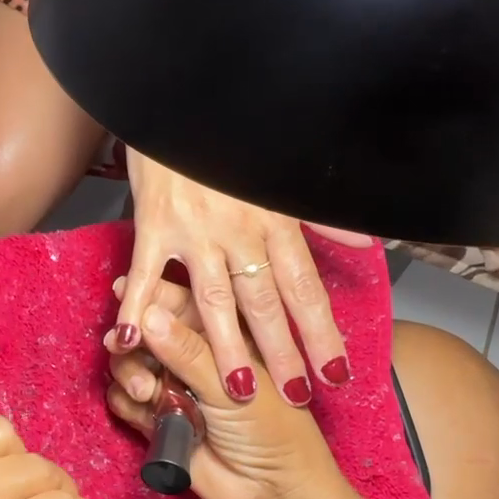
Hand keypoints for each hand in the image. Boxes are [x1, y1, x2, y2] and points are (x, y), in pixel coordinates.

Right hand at [103, 278, 350, 498]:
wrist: (272, 496)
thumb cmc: (270, 430)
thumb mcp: (230, 385)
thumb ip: (187, 351)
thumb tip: (145, 313)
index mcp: (218, 335)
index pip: (175, 303)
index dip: (147, 298)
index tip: (124, 295)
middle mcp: (189, 355)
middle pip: (142, 332)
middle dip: (130, 340)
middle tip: (124, 348)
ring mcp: (169, 386)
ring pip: (127, 364)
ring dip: (127, 373)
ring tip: (144, 392)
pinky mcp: (153, 417)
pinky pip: (122, 399)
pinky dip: (124, 402)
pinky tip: (140, 412)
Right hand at [117, 150, 371, 407]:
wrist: (185, 103)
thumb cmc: (230, 144)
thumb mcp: (282, 176)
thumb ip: (320, 218)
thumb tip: (368, 245)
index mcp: (275, 221)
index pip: (304, 286)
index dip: (321, 331)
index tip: (336, 372)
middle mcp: (241, 232)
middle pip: (264, 301)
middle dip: (282, 351)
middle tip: (294, 395)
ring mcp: (195, 232)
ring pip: (213, 297)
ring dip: (224, 344)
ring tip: (237, 388)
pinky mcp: (153, 226)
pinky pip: (146, 273)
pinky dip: (137, 306)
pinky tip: (130, 340)